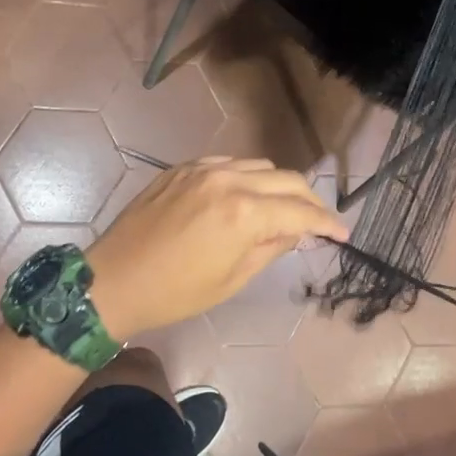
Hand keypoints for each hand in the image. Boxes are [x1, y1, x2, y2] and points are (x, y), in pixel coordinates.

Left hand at [84, 158, 346, 340]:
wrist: (113, 280)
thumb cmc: (175, 292)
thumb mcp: (232, 279)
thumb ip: (271, 247)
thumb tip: (296, 231)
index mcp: (243, 213)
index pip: (300, 211)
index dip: (326, 222)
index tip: (342, 233)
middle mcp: (227, 179)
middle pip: (286, 179)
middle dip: (309, 200)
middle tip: (319, 221)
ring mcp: (202, 168)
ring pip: (259, 165)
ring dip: (278, 185)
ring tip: (283, 208)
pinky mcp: (182, 167)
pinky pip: (228, 162)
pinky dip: (246, 177)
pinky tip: (245, 197)